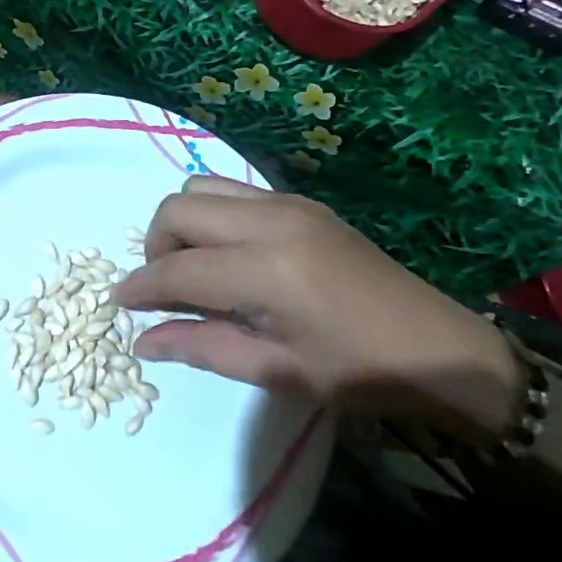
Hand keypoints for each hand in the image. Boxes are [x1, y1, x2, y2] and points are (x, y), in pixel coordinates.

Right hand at [111, 176, 519, 438]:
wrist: (440, 347)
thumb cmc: (358, 373)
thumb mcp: (276, 372)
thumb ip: (200, 347)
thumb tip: (141, 340)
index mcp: (266, 271)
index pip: (177, 269)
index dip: (141, 287)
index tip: (121, 303)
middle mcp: (270, 222)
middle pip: (178, 209)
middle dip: (155, 246)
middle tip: (164, 287)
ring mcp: (287, 204)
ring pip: (201, 187)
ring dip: (181, 223)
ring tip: (195, 266)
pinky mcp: (301, 201)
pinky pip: (233, 191)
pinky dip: (212, 214)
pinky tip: (230, 253)